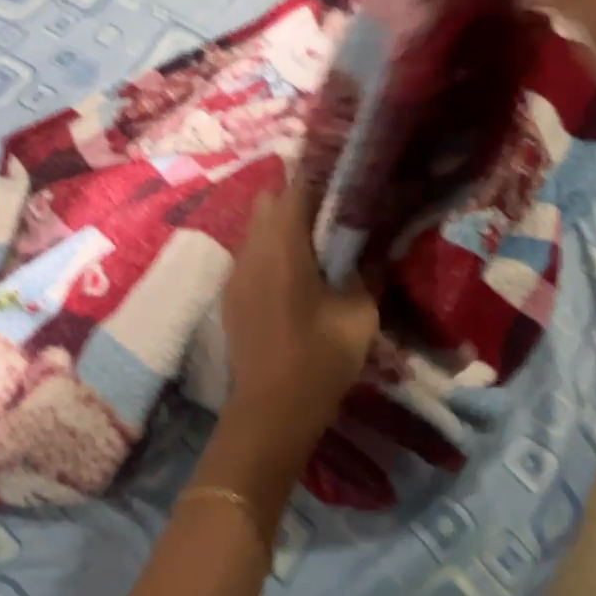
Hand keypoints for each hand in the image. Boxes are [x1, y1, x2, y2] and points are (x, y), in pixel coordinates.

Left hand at [222, 183, 377, 435]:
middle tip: (331, 226)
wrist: (271, 410)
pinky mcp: (230, 292)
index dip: (322, 185)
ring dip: (282, 230)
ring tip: (314, 255)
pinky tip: (292, 283)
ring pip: (256, 227)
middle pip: (270, 200)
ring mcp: (235, 270)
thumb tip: (365, 249)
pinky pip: (250, 254)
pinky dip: (269, 254)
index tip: (345, 195)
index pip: (297, 189)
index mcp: (282, 245)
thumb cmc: (320, 359)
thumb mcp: (359, 315)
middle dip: (299, 203)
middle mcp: (252, 248)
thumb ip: (364, 272)